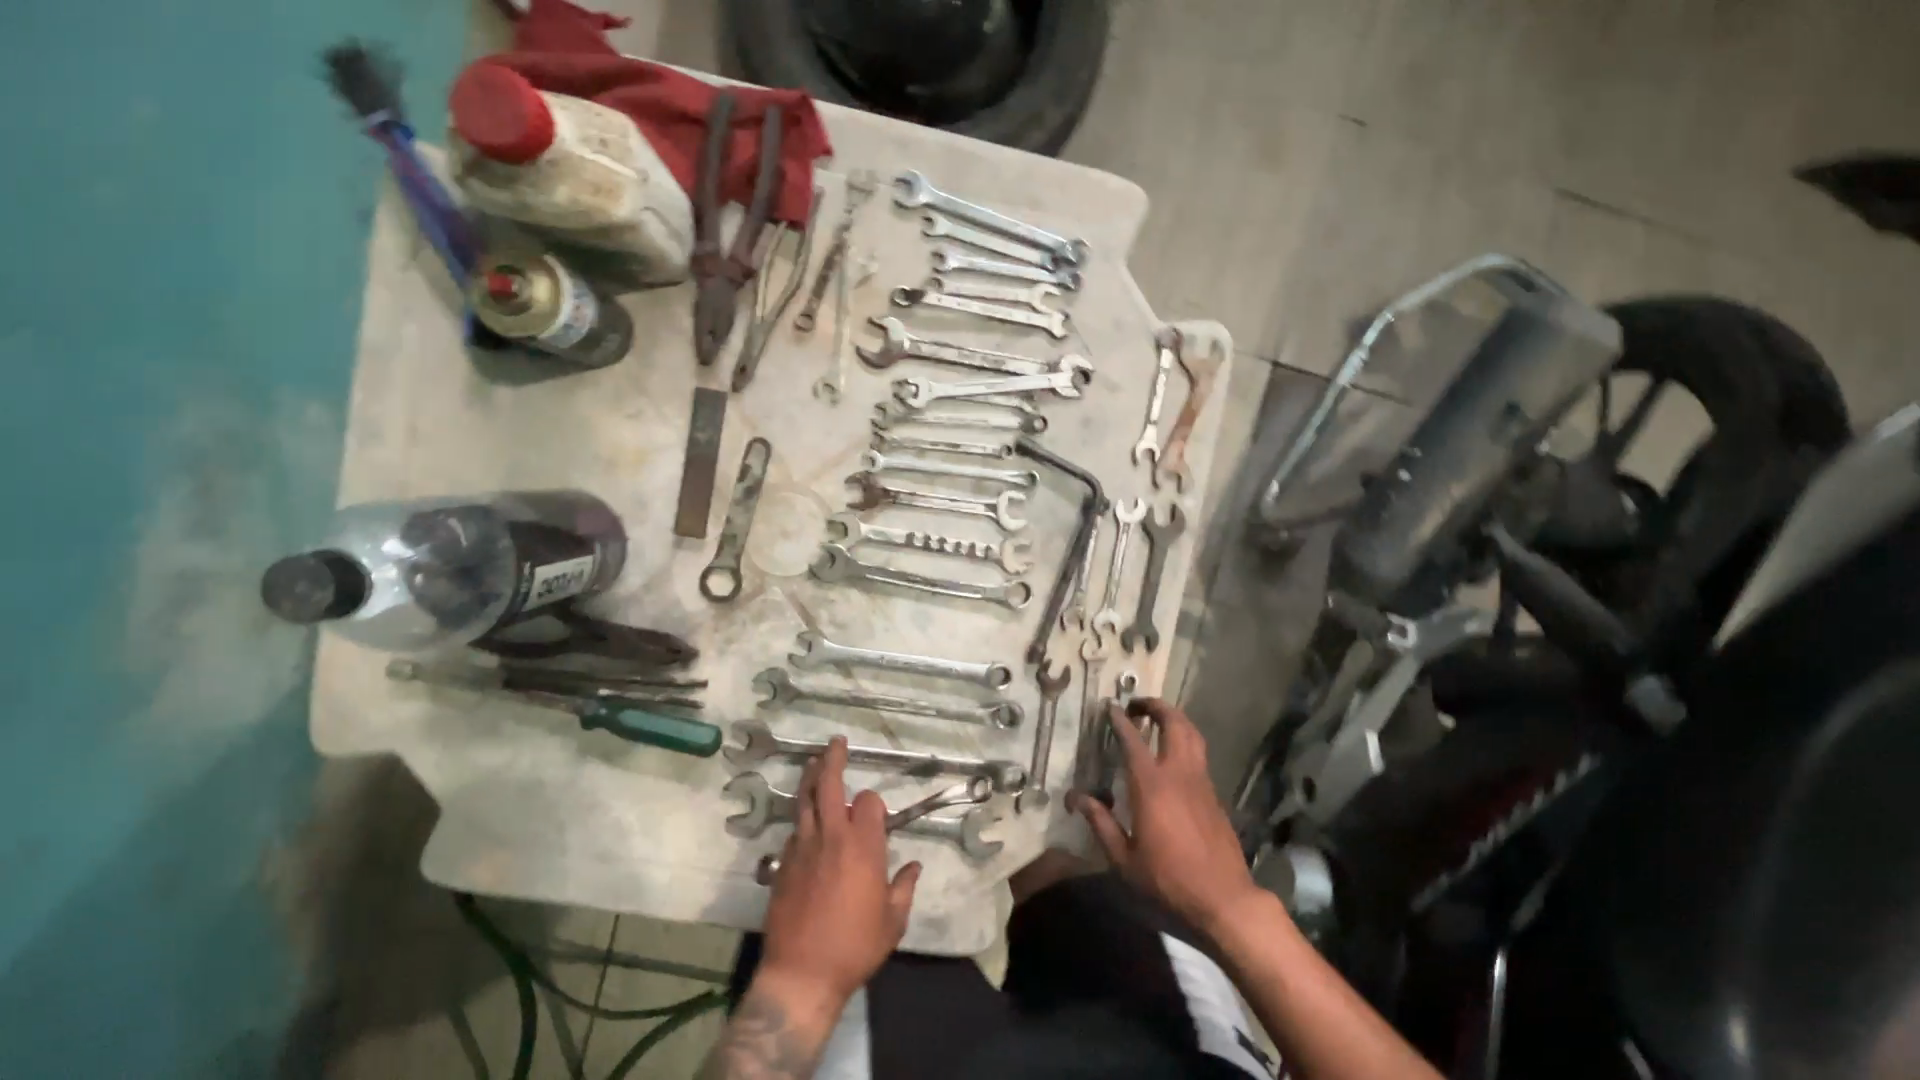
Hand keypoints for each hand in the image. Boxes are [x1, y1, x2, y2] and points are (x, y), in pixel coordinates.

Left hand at [759, 738, 920, 1006]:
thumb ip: (904, 887)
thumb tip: (914, 866)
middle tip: (835, 742)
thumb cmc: (855, 947)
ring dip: (810, 778)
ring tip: (813, 762)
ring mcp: (802, 849)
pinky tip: (805, 825)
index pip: (868, 802)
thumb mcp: (893, 921)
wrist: (802, 973)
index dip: (873, 804)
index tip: (877, 817)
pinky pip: (793, 831)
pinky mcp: (782, 865)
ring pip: (803, 801)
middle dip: (833, 759)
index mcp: (864, 848)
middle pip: (828, 785)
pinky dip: (801, 820)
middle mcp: (832, 838)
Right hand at [1073, 698, 1267, 934]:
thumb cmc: (1167, 880)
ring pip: (1193, 735)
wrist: (1223, 898)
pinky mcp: (1214, 795)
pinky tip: (1174, 755)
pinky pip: (1199, 755)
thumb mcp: (1123, 859)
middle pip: (1174, 724)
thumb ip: (1100, 823)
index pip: (1133, 741)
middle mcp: (1179, 774)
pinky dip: (1186, 741)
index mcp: (1151, 786)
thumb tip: (1076, 798)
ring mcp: (1201, 783)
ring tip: (1158, 720)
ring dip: (1175, 720)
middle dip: (1156, 707)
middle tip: (1138, 705)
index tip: (1110, 707)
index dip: (1120, 721)